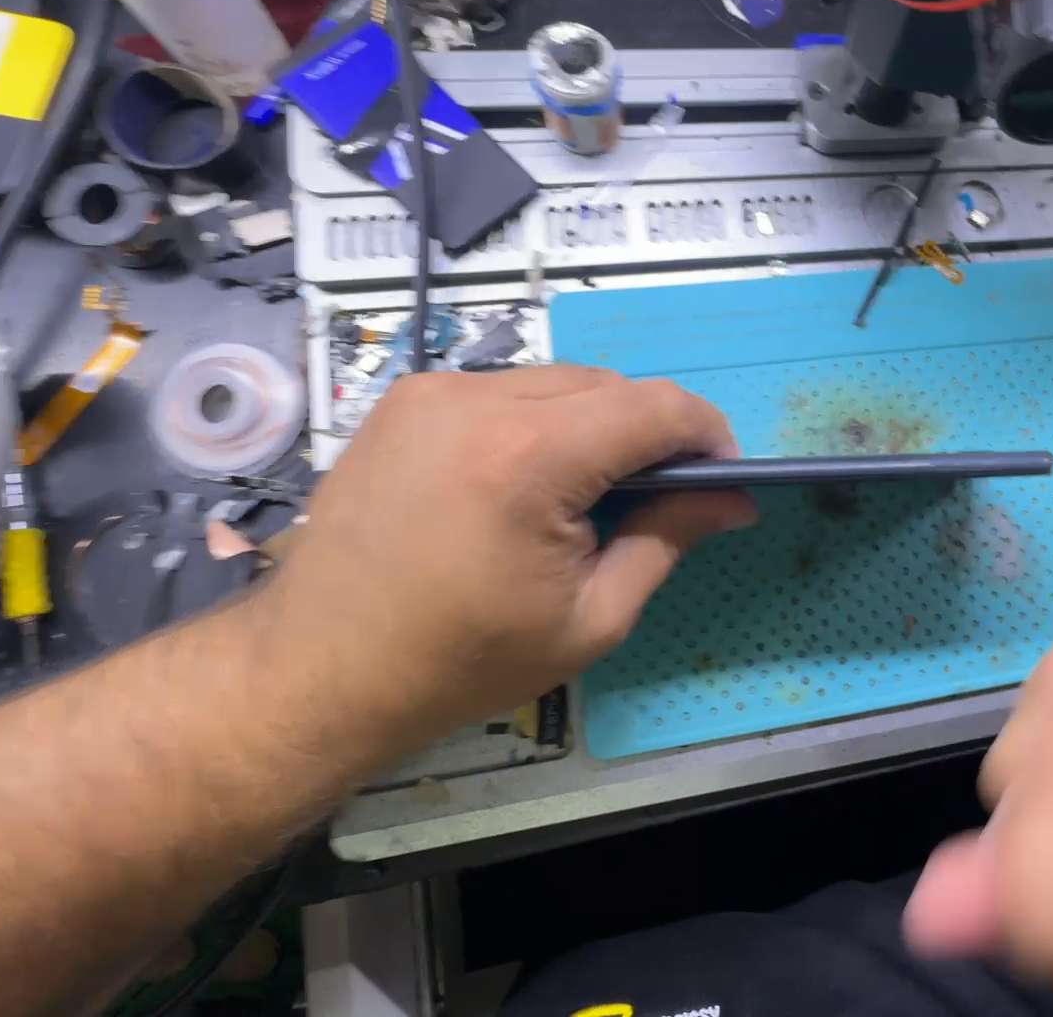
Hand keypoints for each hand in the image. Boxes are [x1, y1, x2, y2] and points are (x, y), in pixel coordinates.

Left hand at [261, 366, 755, 733]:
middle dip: (653, 434)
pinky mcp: (407, 398)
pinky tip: (533, 479)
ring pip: (563, 382)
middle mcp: (478, 400)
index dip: (708, 433)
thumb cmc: (464, 661)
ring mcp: (434, 391)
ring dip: (599, 425)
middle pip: (612, 386)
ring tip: (590, 494)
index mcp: (529, 457)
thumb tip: (735, 500)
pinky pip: (510, 389)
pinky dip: (546, 421)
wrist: (316, 671)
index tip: (723, 475)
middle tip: (656, 499)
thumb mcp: (593, 617)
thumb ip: (670, 539)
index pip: (656, 407)